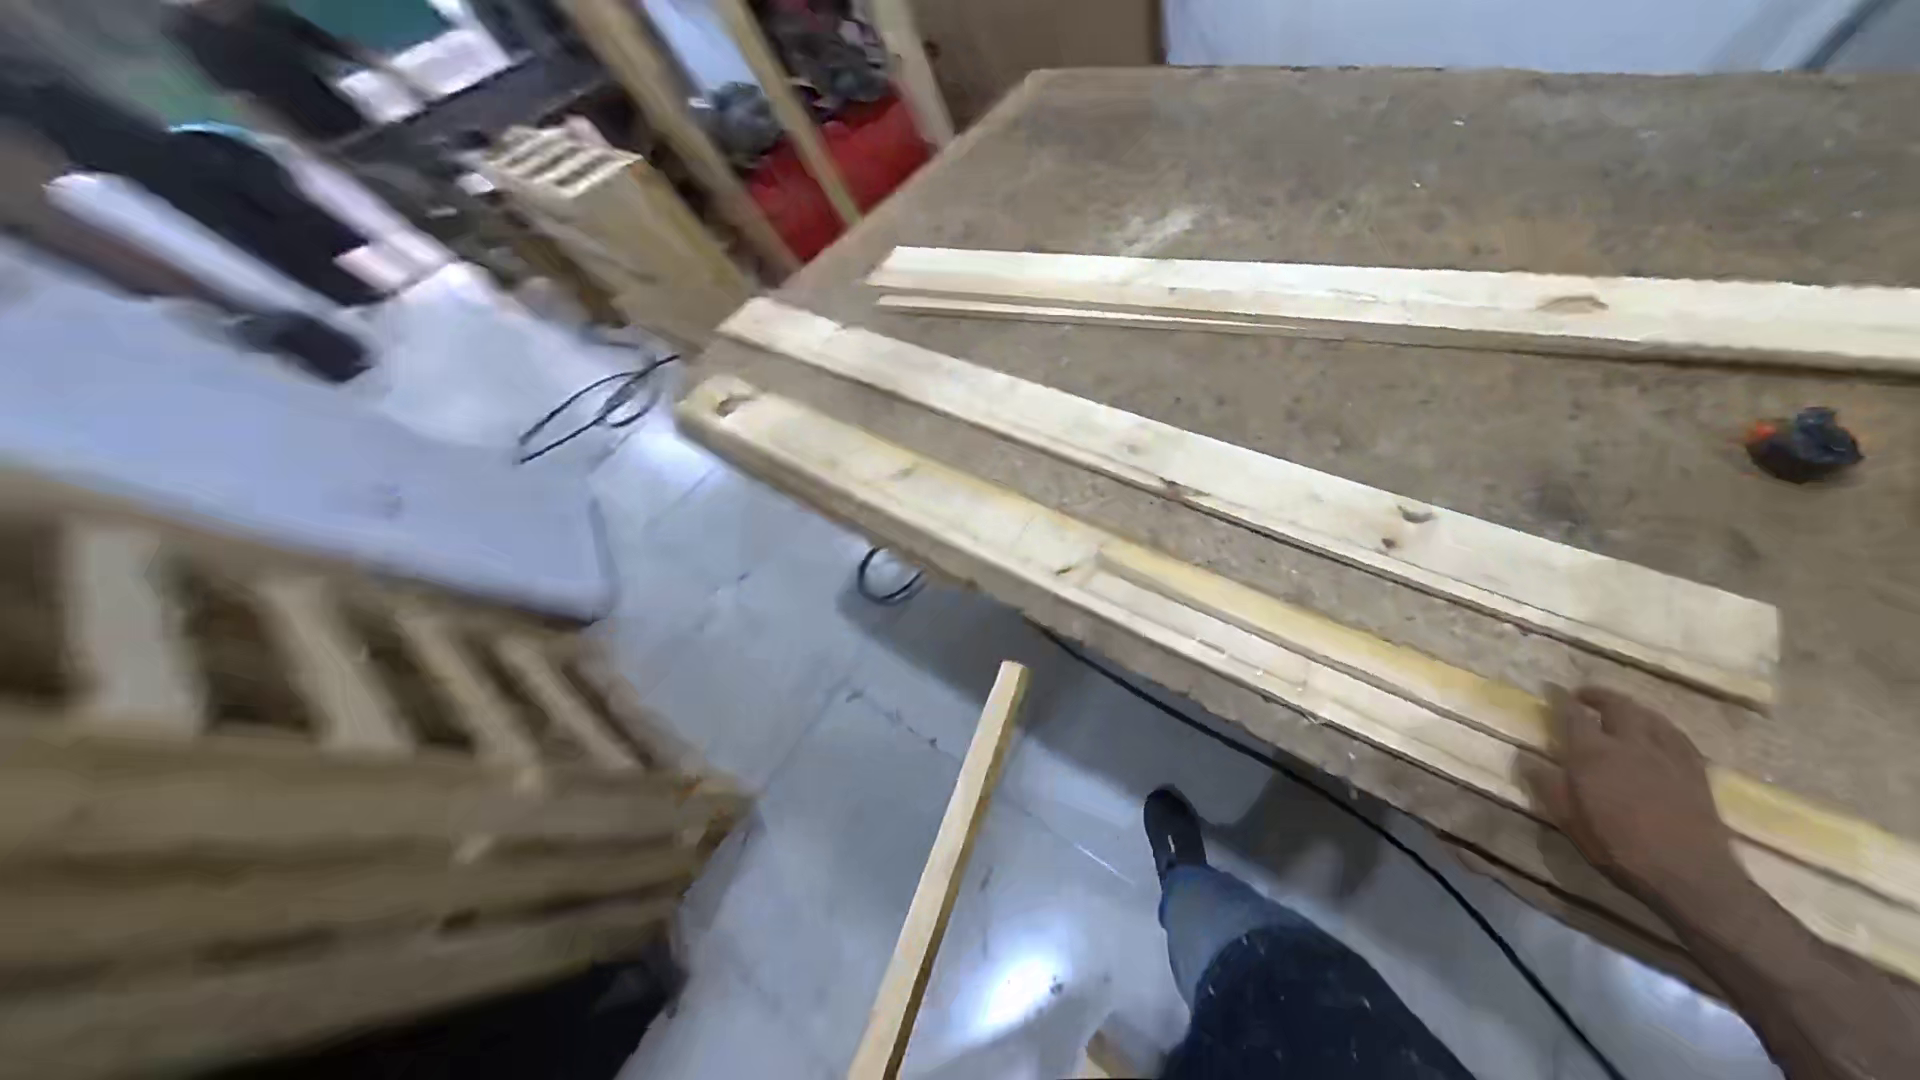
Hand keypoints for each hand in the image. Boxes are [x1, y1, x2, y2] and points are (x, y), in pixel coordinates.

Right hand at [1537, 685, 1742, 906]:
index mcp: (1593, 755)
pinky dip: (1663, 727)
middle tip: (1584, 695)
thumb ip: (1547, 785)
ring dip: (1633, 708)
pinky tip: (1659, 732)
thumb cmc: (1617, 847)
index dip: (1561, 700)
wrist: (1689, 877)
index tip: (1551, 690)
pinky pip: (1679, 738)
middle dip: (1600, 696)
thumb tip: (1527, 759)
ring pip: (1652, 718)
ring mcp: (1668, 758)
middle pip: (1618, 707)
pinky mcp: (1695, 774)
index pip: (1573, 716)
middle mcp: (1630, 747)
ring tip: (1620, 708)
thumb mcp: (1567, 819)